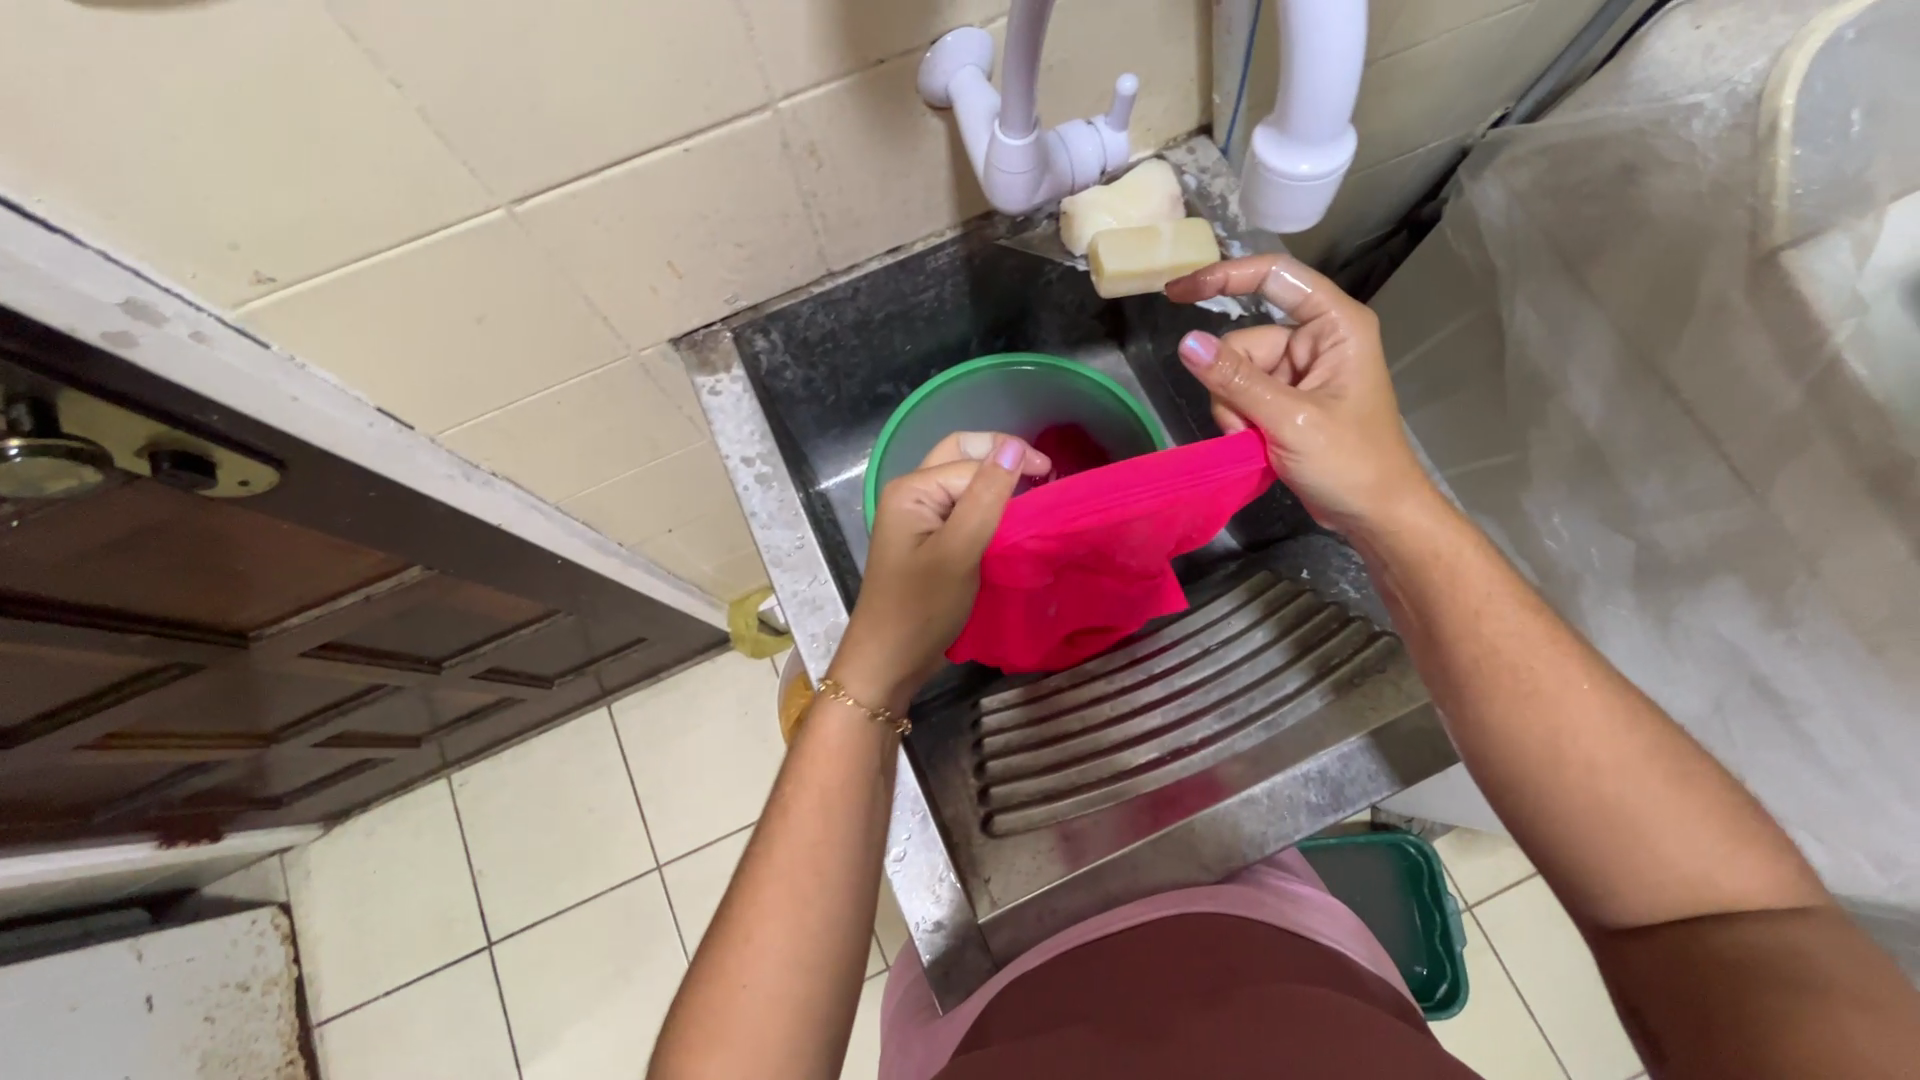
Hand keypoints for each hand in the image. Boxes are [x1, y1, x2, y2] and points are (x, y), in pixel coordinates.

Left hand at [828, 432, 1050, 711]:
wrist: (889, 662)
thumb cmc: (921, 608)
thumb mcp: (959, 552)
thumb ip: (986, 497)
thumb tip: (1013, 446)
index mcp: (911, 489)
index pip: (971, 463)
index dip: (1012, 466)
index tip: (1054, 481)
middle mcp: (912, 495)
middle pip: (961, 457)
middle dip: (1001, 460)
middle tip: (1044, 475)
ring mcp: (919, 519)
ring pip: (963, 485)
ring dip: (996, 486)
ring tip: (1034, 500)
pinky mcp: (930, 542)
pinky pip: (962, 512)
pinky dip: (989, 512)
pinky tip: (1012, 526)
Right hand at [1164, 254, 1435, 536]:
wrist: (1373, 513)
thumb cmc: (1351, 462)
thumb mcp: (1289, 420)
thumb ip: (1236, 380)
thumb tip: (1186, 342)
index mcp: (1335, 326)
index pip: (1275, 277)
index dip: (1224, 276)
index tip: (1175, 293)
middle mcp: (1316, 339)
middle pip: (1243, 340)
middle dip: (1232, 385)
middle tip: (1246, 426)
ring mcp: (1299, 371)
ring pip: (1235, 373)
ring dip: (1233, 410)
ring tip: (1256, 441)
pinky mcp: (1285, 398)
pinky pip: (1241, 395)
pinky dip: (1238, 420)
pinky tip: (1254, 444)